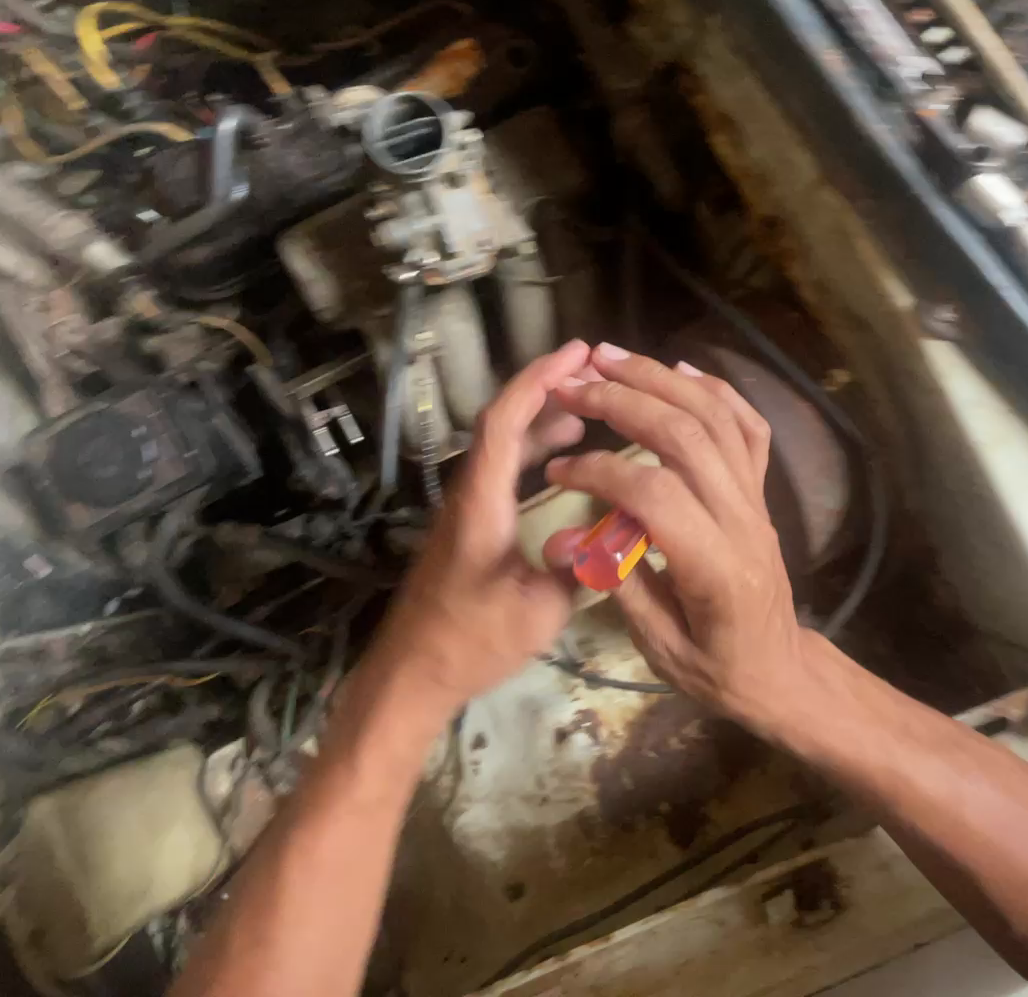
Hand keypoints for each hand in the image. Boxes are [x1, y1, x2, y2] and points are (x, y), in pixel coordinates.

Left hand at [367, 339, 594, 709]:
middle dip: (545, 392)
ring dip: (540, 425)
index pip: (505, 421)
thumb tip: (617, 532)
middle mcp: (469, 495)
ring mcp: (465, 512)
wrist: (410, 675)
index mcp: (481, 502)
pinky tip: (560, 467)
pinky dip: (532, 458)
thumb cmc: (468, 641)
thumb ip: (578, 566)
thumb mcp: (537, 611)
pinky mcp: (468, 530)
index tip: (575, 352)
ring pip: (501, 450)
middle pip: (502, 424)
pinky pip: (502, 476)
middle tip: (592, 377)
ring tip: (586, 415)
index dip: (538, 379)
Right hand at [542, 343, 812, 720]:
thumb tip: (561, 539)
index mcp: (714, 565)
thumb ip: (617, 583)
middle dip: (623, 402)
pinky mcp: (761, 490)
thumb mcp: (659, 646)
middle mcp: (742, 518)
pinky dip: (714, 390)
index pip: (655, 494)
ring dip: (659, 379)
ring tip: (608, 357)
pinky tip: (678, 367)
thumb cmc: (716, 667)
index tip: (557, 471)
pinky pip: (746, 426)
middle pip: (686, 436)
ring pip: (714, 418)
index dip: (600, 472)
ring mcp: (757, 497)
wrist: (780, 670)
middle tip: (572, 383)